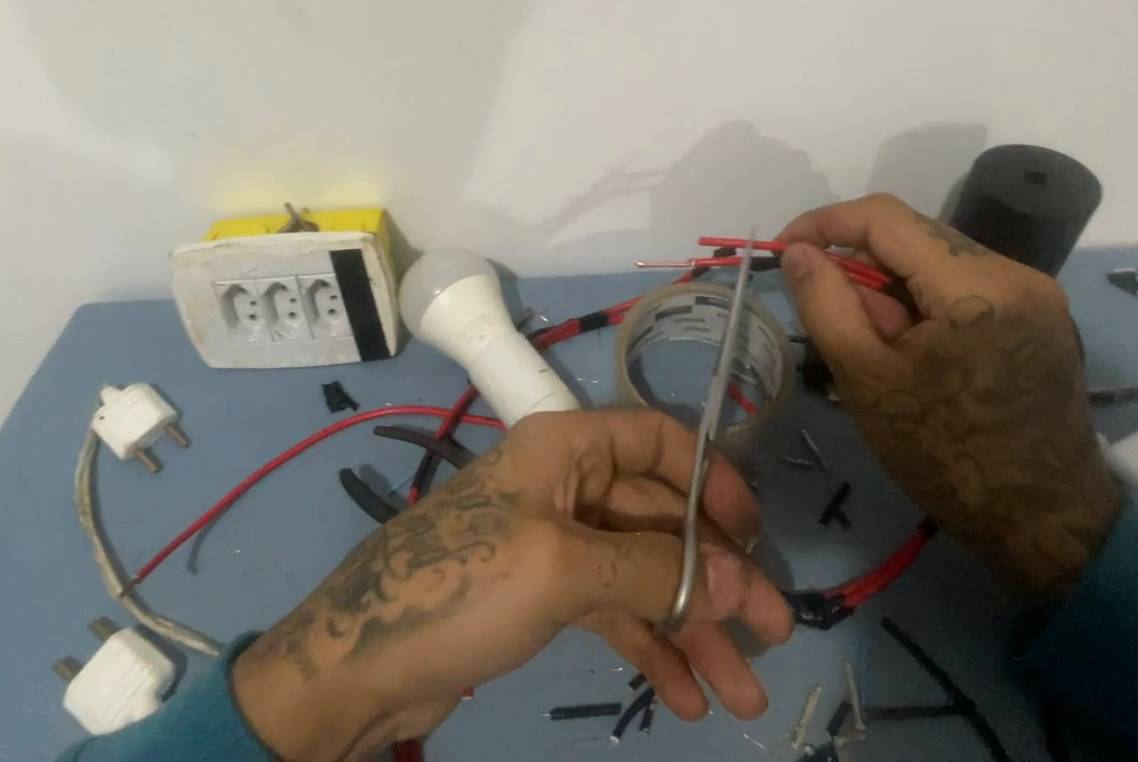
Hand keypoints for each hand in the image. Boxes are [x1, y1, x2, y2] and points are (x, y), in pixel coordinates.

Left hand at [230, 409, 793, 760]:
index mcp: (565, 447)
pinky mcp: (543, 594)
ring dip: (691, 625)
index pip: (658, 443)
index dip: (712, 483)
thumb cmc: (462, 585)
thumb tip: (741, 583)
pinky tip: (684, 694)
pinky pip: (613, 609)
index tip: (756, 538)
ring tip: (740, 690)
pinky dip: (649, 645)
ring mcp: (555, 542)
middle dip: (714, 578)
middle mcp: (565, 484)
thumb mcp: (561, 568)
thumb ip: (654, 571)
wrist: (364, 660)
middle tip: (773, 636)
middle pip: (659, 519)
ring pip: (641, 572)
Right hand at [777, 193, 1119, 597]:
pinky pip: (961, 281)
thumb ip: (825, 301)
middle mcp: (1014, 273)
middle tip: (825, 306)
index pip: (885, 217)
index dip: (825, 222)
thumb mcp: (864, 376)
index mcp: (974, 287)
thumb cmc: (940, 453)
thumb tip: (799, 250)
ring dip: (888, 283)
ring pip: (935, 256)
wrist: (1040, 519)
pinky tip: (909, 344)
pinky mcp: (1038, 314)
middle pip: (913, 233)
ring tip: (873, 340)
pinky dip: (920, 298)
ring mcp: (1034, 292)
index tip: (785, 248)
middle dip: (858, 260)